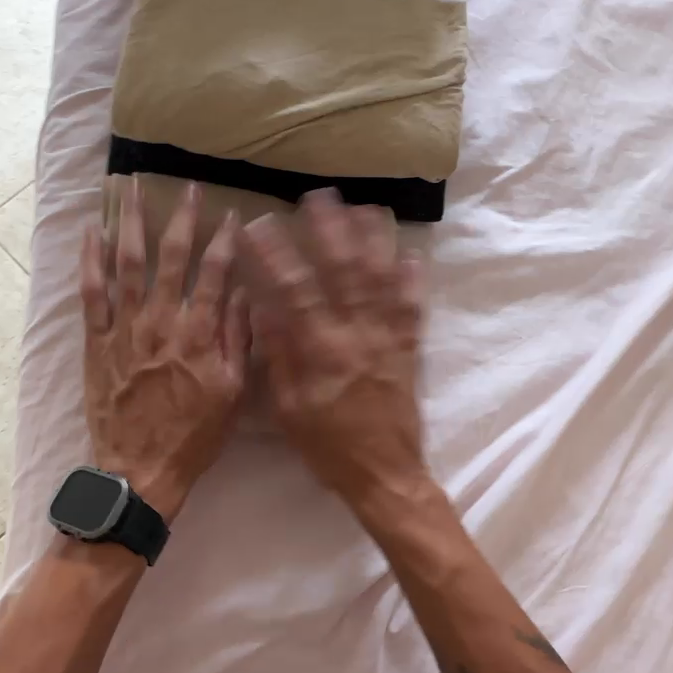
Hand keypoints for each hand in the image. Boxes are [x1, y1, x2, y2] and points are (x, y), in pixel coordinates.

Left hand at [80, 178, 249, 518]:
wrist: (141, 469)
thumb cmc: (194, 437)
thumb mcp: (232, 395)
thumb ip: (238, 341)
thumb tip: (242, 294)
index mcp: (199, 335)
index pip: (214, 273)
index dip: (224, 240)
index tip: (231, 213)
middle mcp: (161, 322)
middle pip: (171, 257)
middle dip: (180, 217)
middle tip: (187, 186)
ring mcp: (124, 330)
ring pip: (126, 264)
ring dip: (130, 222)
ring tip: (130, 187)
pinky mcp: (96, 343)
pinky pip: (91, 294)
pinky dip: (90, 260)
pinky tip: (91, 232)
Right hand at [240, 189, 427, 505]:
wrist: (384, 475)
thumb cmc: (328, 449)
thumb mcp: (290, 410)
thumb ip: (280, 358)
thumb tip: (264, 311)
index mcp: (320, 351)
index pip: (294, 291)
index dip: (275, 255)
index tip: (259, 224)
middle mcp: (356, 336)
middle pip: (343, 273)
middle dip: (330, 231)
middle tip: (319, 196)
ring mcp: (387, 341)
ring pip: (381, 282)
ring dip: (373, 243)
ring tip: (366, 209)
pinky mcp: (409, 353)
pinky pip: (413, 312)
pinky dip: (413, 284)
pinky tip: (412, 257)